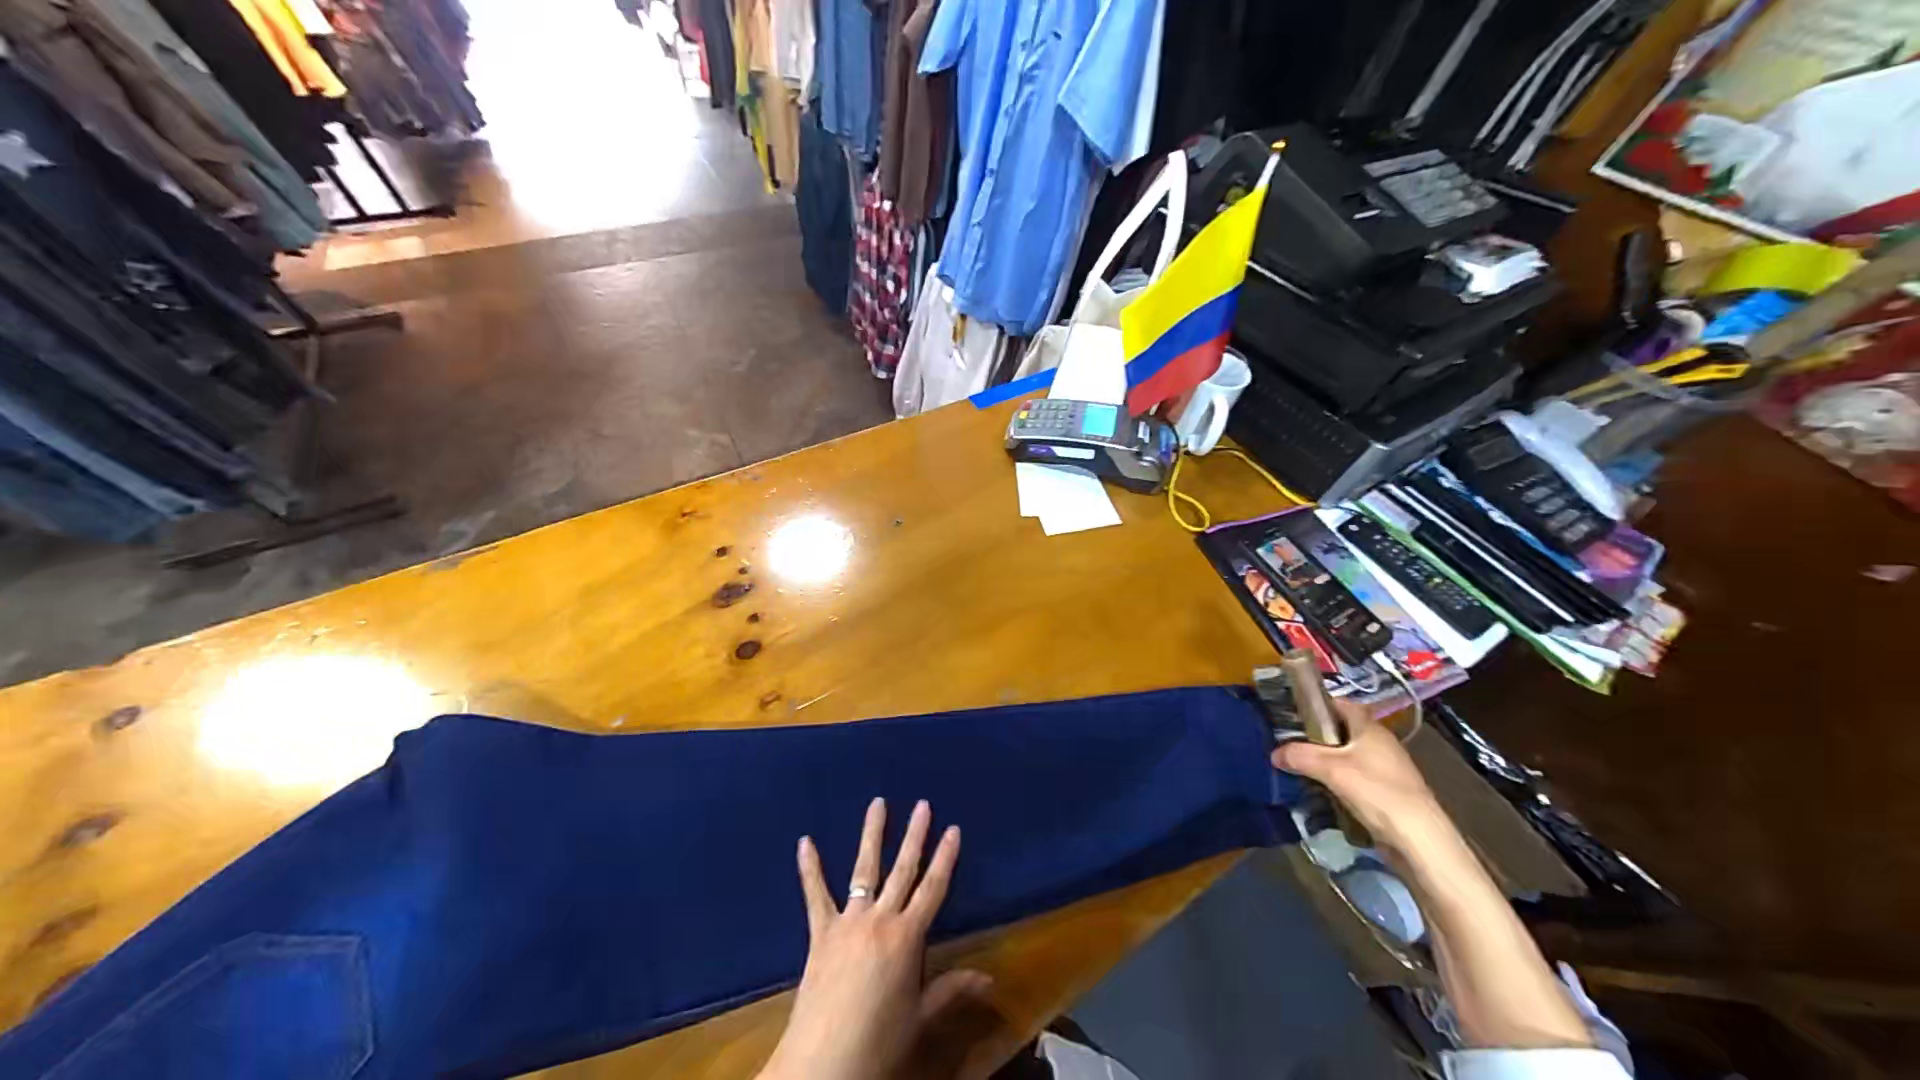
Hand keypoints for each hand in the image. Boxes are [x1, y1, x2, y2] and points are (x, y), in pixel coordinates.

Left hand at [757, 798, 991, 1079]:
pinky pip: (815, 896)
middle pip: (902, 870)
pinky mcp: (820, 933)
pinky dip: (810, 869)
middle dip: (914, 836)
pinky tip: (805, 842)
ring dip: (872, 836)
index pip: (933, 889)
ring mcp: (848, 922)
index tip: (953, 829)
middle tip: (922, 804)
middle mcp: (880, 920)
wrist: (825, 1061)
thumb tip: (989, 978)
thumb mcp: (920, 1016)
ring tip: (878, 804)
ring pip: (864, 870)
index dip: (945, 858)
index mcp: (908, 937)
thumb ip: (952, 989)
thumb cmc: (880, 1040)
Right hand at [1270, 700, 1444, 853]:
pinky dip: (1338, 779)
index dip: (1318, 704)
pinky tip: (1323, 790)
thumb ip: (1299, 756)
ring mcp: (1386, 768)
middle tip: (1290, 742)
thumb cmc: (1375, 790)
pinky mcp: (1387, 791)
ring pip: (1349, 755)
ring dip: (1327, 760)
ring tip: (1301, 767)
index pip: (1341, 704)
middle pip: (1343, 730)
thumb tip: (1274, 753)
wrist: (1418, 838)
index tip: (1293, 712)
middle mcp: (1380, 742)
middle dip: (1317, 735)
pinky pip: (1356, 776)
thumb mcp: (1330, 769)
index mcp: (1370, 728)